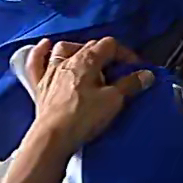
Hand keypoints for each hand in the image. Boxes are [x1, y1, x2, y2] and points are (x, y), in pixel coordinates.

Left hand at [21, 37, 154, 157]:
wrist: (54, 137)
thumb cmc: (85, 116)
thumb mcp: (114, 100)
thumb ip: (131, 84)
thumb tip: (146, 74)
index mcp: (87, 61)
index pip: (109, 45)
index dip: (126, 54)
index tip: (136, 68)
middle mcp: (67, 61)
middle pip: (90, 46)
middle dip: (108, 54)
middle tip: (120, 70)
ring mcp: (50, 72)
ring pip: (63, 49)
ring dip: (77, 49)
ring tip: (88, 58)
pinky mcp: (40, 85)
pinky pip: (36, 62)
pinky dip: (41, 52)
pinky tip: (46, 46)